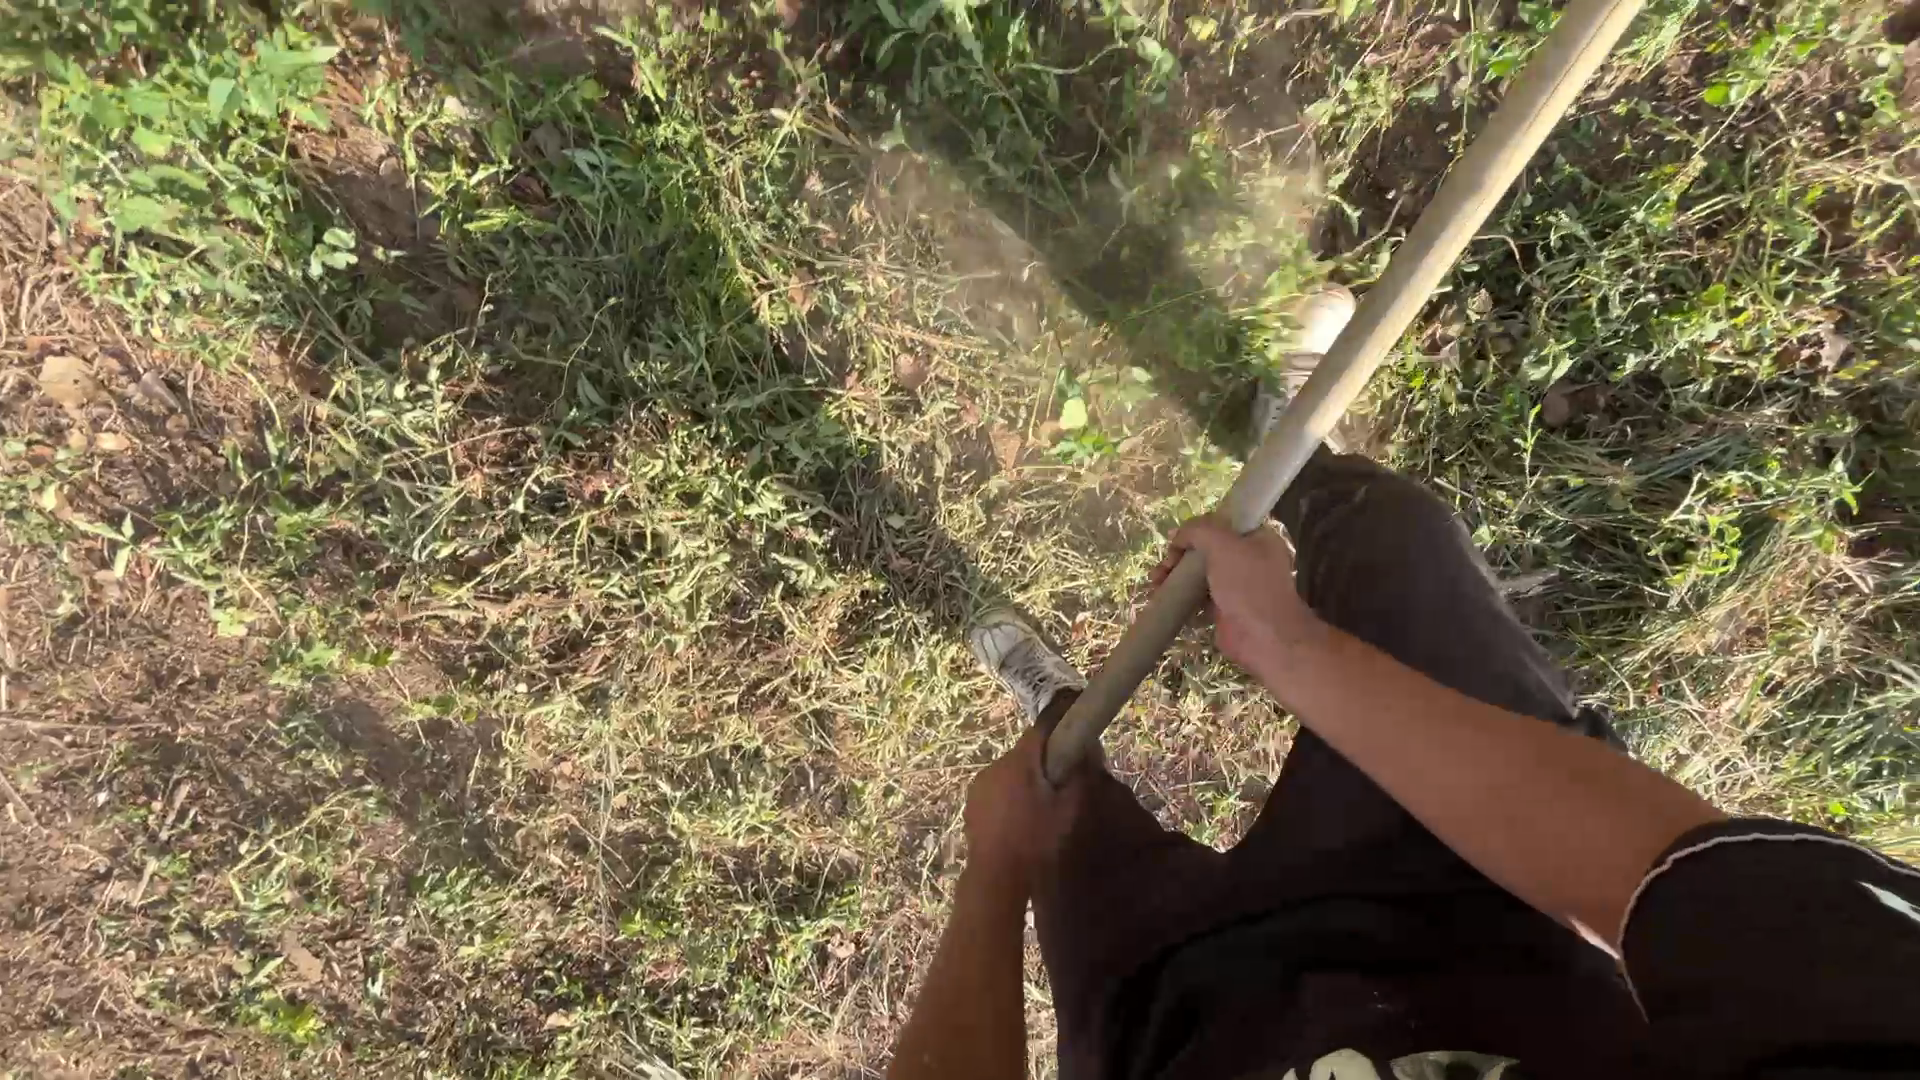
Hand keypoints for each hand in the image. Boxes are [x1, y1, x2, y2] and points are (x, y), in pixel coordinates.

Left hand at [962, 729, 1081, 896]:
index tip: (1068, 747)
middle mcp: (995, 766)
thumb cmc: (1035, 840)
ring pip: (1007, 773)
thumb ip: (1078, 779)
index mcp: (1018, 762)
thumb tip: (1086, 753)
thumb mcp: (1067, 812)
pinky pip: (994, 789)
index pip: (1038, 733)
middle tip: (1056, 788)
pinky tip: (1015, 820)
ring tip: (1035, 809)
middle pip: (1023, 754)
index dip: (1055, 736)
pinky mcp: (971, 801)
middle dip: (1039, 765)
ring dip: (1021, 783)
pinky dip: (1006, 797)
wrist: (996, 875)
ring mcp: (979, 783)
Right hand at [1149, 515, 1324, 679]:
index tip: (1175, 542)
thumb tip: (1176, 536)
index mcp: (1257, 538)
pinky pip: (1197, 596)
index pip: (1220, 524)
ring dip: (1174, 576)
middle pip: (1205, 549)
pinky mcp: (1223, 608)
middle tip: (1163, 567)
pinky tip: (1161, 598)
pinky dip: (1179, 596)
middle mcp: (1248, 559)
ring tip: (1155, 584)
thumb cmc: (1247, 585)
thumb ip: (1198, 531)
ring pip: (1198, 573)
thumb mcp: (1222, 545)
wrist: (1264, 638)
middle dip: (1179, 556)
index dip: (1195, 530)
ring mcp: (1236, 585)